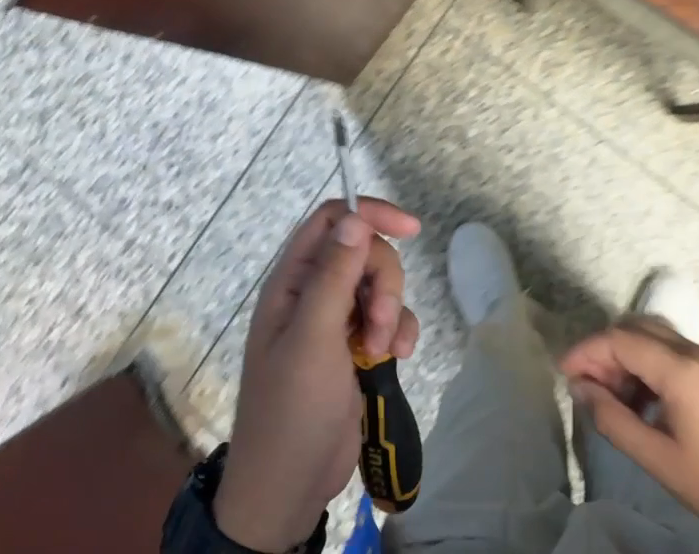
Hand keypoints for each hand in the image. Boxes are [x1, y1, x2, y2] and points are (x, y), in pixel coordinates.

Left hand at [215, 199, 421, 552]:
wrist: (289, 484)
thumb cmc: (292, 408)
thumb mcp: (312, 338)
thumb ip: (334, 275)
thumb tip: (354, 217)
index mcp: (292, 281)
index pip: (332, 220)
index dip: (369, 214)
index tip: (409, 229)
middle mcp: (312, 293)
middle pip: (364, 252)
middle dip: (383, 281)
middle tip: (377, 322)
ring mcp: (334, 322)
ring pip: (379, 286)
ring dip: (391, 311)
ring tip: (383, 350)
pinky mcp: (354, 348)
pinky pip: (387, 320)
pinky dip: (398, 331)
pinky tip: (398, 357)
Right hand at [562, 317, 698, 552]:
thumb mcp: (657, 458)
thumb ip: (612, 418)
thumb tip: (581, 388)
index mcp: (683, 370)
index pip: (621, 340)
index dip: (587, 351)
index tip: (565, 373)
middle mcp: (697, 352)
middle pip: (637, 328)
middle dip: (605, 350)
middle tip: (586, 384)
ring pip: (655, 336)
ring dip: (626, 355)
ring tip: (610, 395)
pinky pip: (673, 351)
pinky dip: (648, 363)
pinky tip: (640, 398)